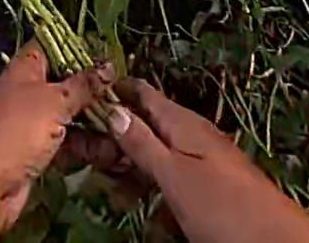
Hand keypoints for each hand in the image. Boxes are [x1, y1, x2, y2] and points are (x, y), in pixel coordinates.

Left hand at [0, 42, 107, 242]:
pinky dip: (88, 145)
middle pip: (66, 81)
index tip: (107, 52)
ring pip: (70, 114)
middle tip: (124, 93)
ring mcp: (34, 120)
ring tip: (124, 126)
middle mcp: (30, 89)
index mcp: (27, 66)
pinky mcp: (39, 149)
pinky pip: (68, 141)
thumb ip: (84, 84)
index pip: (54, 44)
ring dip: (96, 120)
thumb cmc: (19, 128)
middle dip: (94, 89)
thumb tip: (108, 65)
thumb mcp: (56, 100)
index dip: (79, 45)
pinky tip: (113, 151)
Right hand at [84, 79, 308, 242]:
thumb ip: (143, 142)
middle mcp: (190, 133)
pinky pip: (175, 180)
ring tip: (118, 196)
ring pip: (158, 157)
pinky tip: (152, 218)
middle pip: (145, 125)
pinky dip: (159, 193)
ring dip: (136, 173)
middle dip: (119, 142)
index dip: (112, 92)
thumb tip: (112, 108)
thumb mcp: (174, 177)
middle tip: (94, 163)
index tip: (84, 103)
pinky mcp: (211, 186)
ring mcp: (202, 159)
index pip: (140, 90)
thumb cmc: (224, 208)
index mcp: (180, 121)